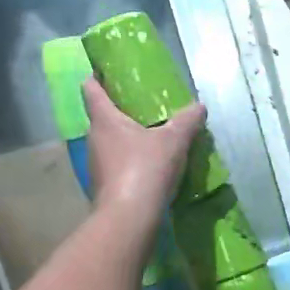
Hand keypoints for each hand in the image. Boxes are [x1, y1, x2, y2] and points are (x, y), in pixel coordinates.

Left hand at [82, 78, 205, 223]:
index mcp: (104, 119)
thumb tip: (199, 107)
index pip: (91, 89)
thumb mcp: (173, 141)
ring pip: (107, 142)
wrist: (128, 218)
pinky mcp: (102, 186)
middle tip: (141, 106)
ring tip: (148, 136)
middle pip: (100, 116)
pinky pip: (113, 165)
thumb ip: (186, 121)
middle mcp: (93, 138)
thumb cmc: (145, 169)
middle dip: (118, 110)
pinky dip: (126, 161)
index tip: (107, 71)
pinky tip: (146, 166)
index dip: (96, 77)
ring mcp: (95, 165)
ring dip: (124, 138)